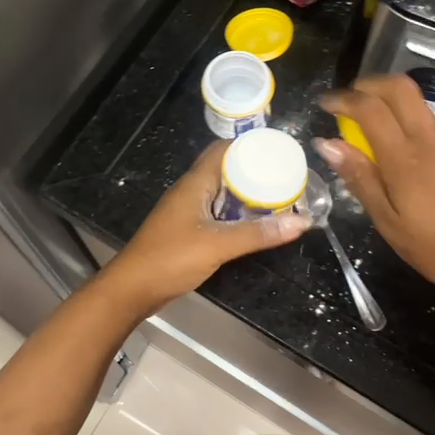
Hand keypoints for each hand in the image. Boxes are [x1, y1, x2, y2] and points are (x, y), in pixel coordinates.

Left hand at [95, 141, 307, 316]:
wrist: (132, 289)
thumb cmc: (171, 258)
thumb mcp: (218, 244)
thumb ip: (258, 233)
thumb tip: (302, 222)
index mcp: (195, 183)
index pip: (223, 149)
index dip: (249, 145)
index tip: (278, 149)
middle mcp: (191, 191)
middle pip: (225, 170)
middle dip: (254, 171)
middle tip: (287, 176)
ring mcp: (188, 211)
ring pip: (222, 193)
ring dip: (247, 194)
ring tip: (279, 197)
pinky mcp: (188, 230)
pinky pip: (217, 212)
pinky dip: (237, 213)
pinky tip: (255, 223)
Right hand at [316, 75, 434, 297]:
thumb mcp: (388, 222)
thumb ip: (359, 178)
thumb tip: (327, 144)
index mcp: (405, 158)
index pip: (370, 108)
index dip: (342, 99)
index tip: (322, 104)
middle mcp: (425, 140)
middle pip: (399, 87)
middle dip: (367, 84)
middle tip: (344, 103)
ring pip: (414, 98)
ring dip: (384, 95)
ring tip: (360, 118)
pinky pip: (422, 116)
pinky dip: (399, 112)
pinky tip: (386, 139)